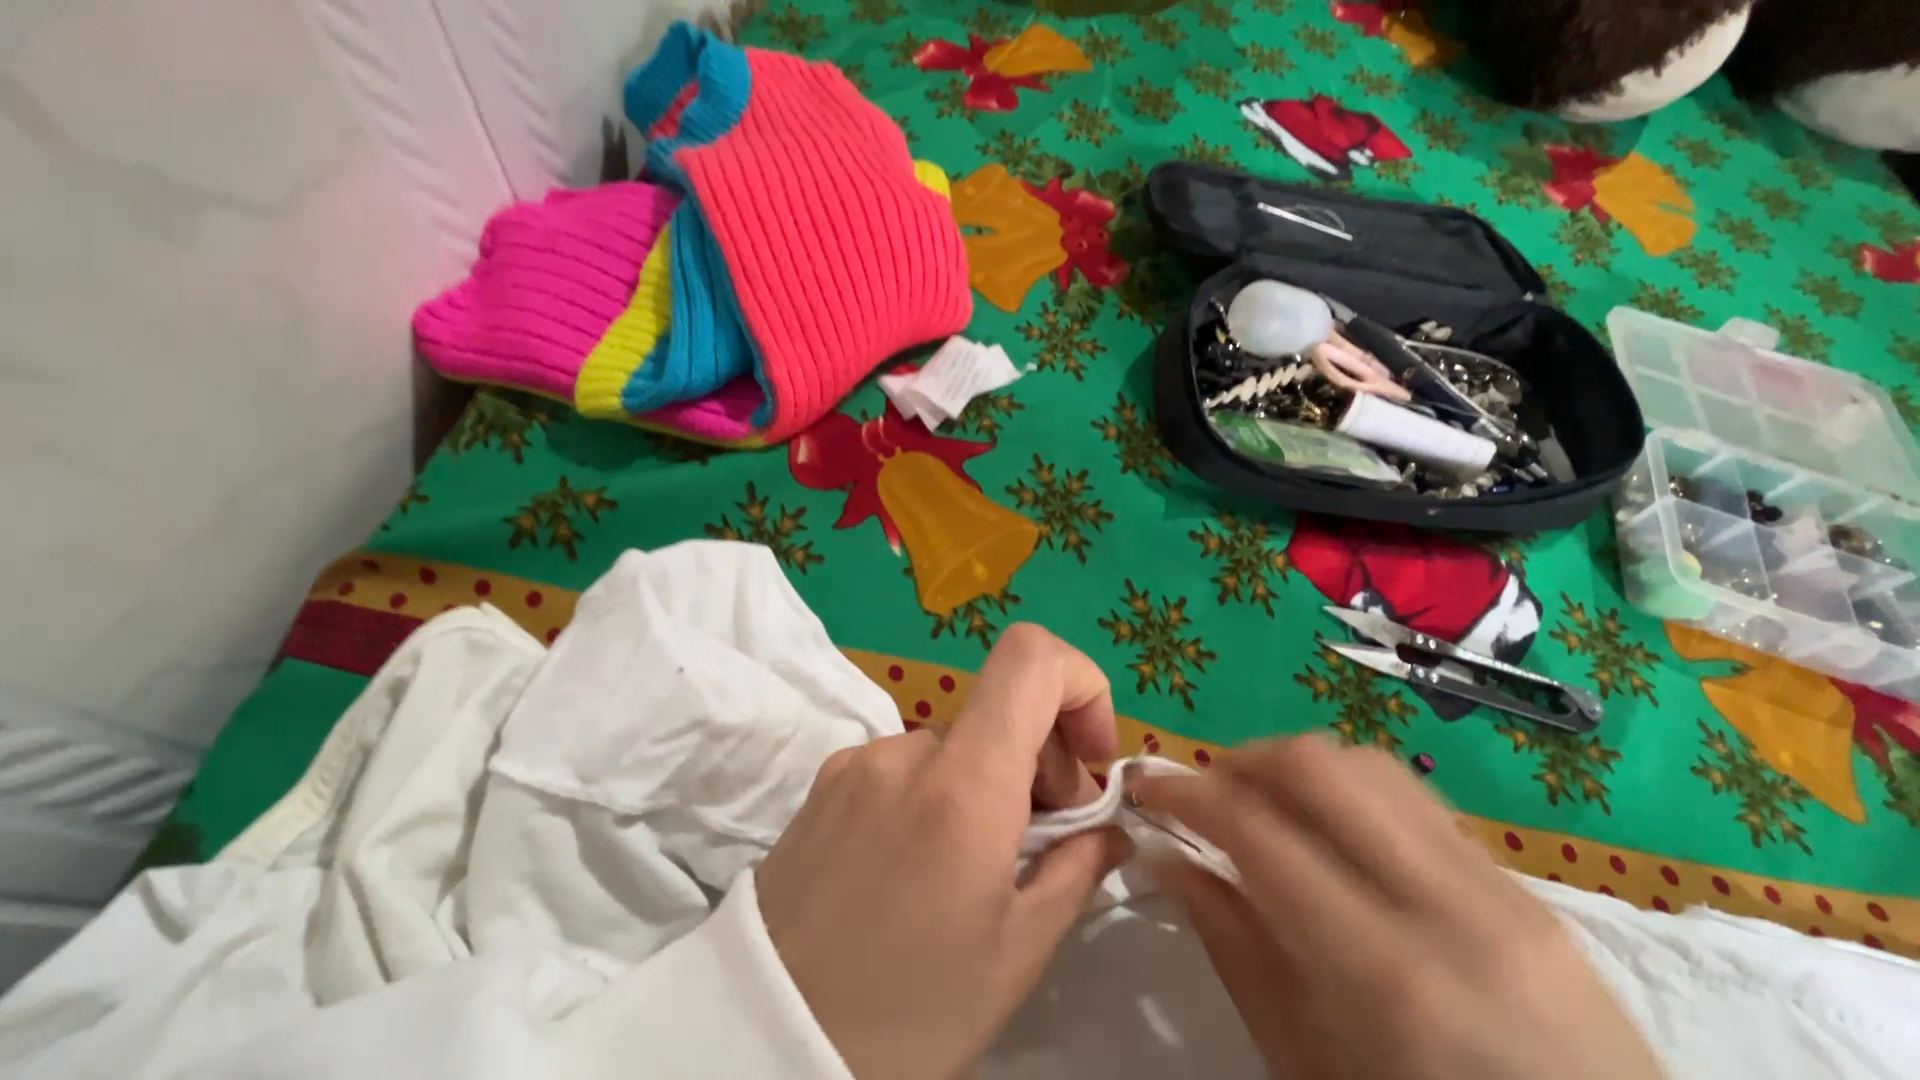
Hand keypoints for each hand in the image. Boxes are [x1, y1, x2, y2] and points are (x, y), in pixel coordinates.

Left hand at [755, 624, 1130, 1079]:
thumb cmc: (910, 1009)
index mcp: (962, 786)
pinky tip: (921, 867)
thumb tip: (1107, 827)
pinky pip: (903, 767)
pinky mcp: (822, 786)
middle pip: (997, 714)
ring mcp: (854, 764)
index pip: (1031, 660)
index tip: (1090, 758)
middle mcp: (904, 753)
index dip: (1082, 685)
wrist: (767, 1037)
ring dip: (986, 786)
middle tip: (1045, 842)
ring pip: (953, 747)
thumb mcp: (1018, 952)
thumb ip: (1077, 868)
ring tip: (977, 867)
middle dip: (1042, 763)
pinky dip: (936, 795)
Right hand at [1139, 735, 1666, 1079]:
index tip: (1146, 789)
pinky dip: (1351, 794)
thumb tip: (1169, 860)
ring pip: (1373, 766)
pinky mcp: (1530, 889)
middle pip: (1322, 767)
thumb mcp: (1308, 1065)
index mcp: (1386, 975)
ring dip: (1297, 768)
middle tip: (1201, 792)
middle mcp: (1452, 908)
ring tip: (1259, 804)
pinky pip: (1420, 803)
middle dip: (1241, 760)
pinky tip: (1329, 834)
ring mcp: (1504, 890)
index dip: (1188, 794)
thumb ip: (1235, 951)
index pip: (1260, 831)